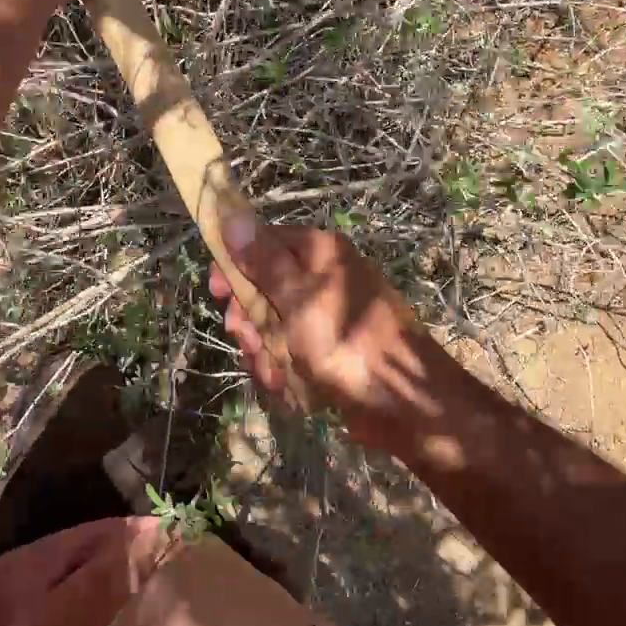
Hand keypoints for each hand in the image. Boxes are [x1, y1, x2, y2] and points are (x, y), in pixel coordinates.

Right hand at [209, 213, 419, 418]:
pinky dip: (283, 368)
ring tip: (273, 375)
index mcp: (319, 253)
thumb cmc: (348, 345)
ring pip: (273, 323)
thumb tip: (232, 217)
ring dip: (263, 350)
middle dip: (249, 320)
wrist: (408, 407)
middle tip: (248, 342)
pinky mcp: (332, 347)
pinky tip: (287, 388)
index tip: (217, 294)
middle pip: (263, 286)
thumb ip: (263, 261)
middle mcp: (324, 276)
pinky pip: (292, 349)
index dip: (233, 267)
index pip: (260, 243)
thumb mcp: (297, 299)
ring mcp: (328, 314)